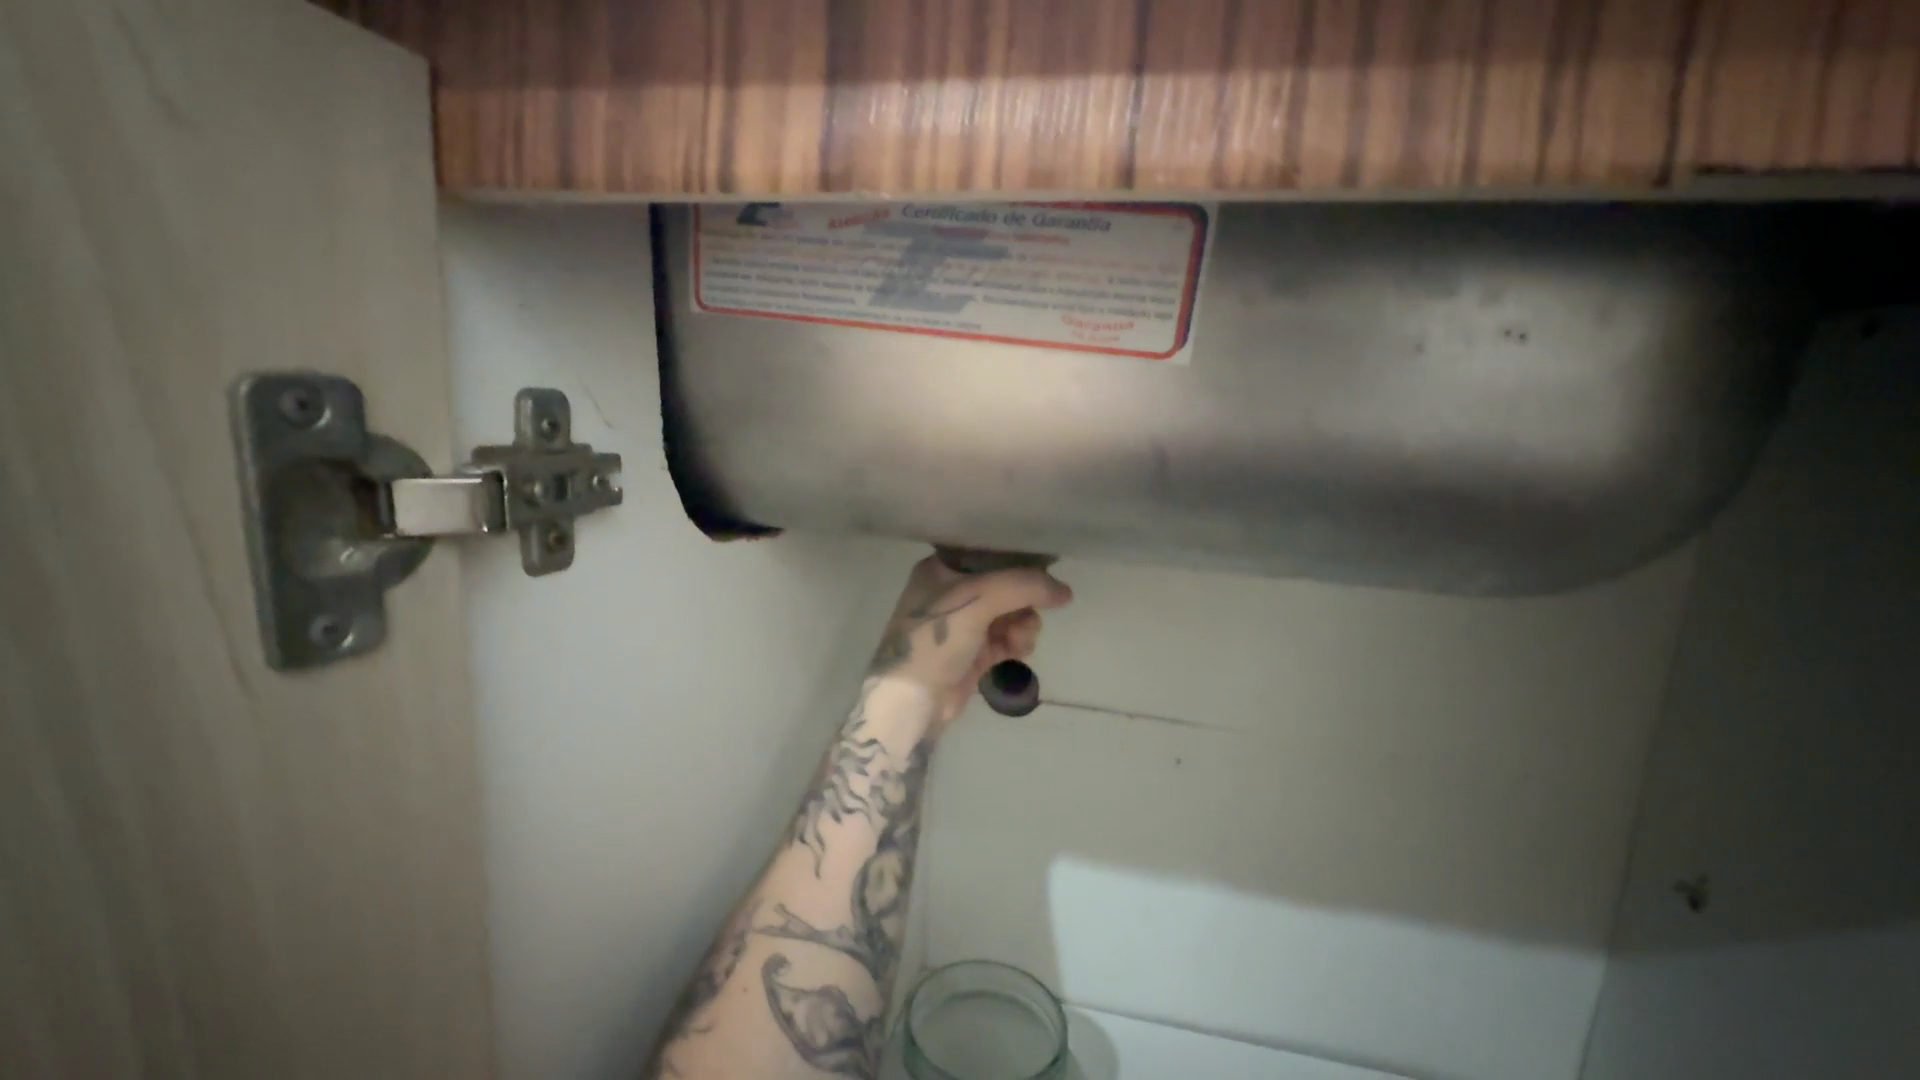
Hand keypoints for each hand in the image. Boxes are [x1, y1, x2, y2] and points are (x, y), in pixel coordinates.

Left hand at [868, 555, 1073, 728]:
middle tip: (1032, 612)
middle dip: (1024, 599)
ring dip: (1024, 623)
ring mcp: (963, 624)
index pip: (987, 552)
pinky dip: (1017, 641)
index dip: (1017, 559)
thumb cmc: (936, 638)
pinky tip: (1018, 650)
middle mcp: (951, 592)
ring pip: (1010, 613)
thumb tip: (1065, 591)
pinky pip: (1007, 638)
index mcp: (940, 569)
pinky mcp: (974, 652)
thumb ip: (1022, 586)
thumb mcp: (978, 599)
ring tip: (1020, 638)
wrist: (912, 700)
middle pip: (1004, 585)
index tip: (1045, 569)